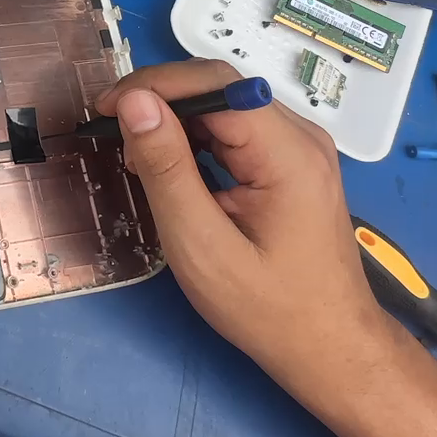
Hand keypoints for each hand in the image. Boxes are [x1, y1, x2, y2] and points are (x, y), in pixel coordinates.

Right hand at [96, 60, 400, 393]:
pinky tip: (169, 164)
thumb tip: (134, 100)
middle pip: (219, 86)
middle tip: (110, 130)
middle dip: (158, 98)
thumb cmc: (266, 308)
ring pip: (223, 103)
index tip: (104, 110)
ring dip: (172, 117)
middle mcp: (300, 135)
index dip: (153, 86)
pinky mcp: (289, 160)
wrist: (332, 352)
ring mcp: (298, 146)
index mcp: (288, 153)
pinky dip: (192, 134)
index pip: (214, 84)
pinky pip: (233, 126)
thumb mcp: (201, 245)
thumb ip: (166, 168)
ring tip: (134, 153)